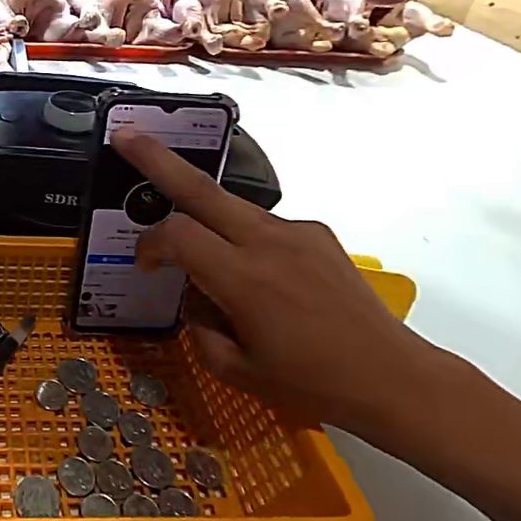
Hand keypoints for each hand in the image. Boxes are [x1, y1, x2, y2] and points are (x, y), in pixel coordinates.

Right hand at [114, 129, 479, 439]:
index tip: (143, 266)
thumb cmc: (311, 384)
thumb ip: (199, 325)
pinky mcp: (318, 236)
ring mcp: (298, 233)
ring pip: (231, 207)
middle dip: (157, 160)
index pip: (177, 236)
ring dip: (202, 214)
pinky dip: (241, 239)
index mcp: (244, 280)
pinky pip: (263, 226)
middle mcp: (269, 243)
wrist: (394, 379)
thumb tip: (196, 295)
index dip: (148, 244)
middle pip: (201, 190)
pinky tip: (253, 274)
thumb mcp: (235, 369)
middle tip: (127, 137)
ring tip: (193, 243)